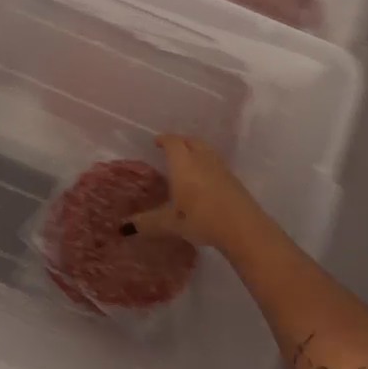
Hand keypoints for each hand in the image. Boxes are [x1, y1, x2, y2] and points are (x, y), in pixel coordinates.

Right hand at [125, 134, 265, 250]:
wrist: (243, 228)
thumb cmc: (201, 219)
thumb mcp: (171, 223)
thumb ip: (148, 222)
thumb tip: (124, 228)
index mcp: (183, 163)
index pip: (173, 142)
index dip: (164, 140)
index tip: (157, 142)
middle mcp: (202, 159)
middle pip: (191, 141)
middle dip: (180, 141)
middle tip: (171, 148)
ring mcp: (221, 167)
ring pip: (206, 150)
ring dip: (196, 150)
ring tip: (188, 160)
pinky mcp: (234, 179)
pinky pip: (216, 162)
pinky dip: (207, 163)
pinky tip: (205, 178)